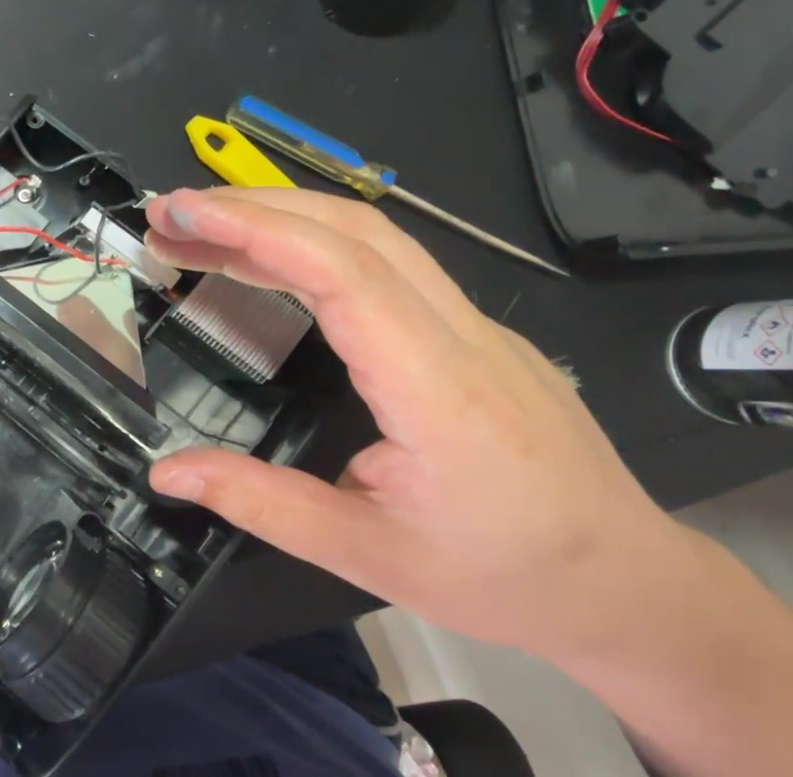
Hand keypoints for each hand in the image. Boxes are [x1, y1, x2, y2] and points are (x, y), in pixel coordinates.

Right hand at [140, 187, 695, 660]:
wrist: (627, 585)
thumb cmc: (500, 576)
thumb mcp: (366, 555)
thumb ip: (259, 503)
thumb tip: (165, 473)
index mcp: (439, 390)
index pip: (345, 274)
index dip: (258, 230)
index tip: (186, 214)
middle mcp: (464, 337)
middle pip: (357, 230)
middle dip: (253, 206)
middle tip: (169, 214)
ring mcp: (477, 325)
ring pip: (374, 237)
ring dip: (279, 218)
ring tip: (196, 231)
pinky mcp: (473, 330)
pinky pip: (388, 263)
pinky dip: (309, 245)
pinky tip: (262, 263)